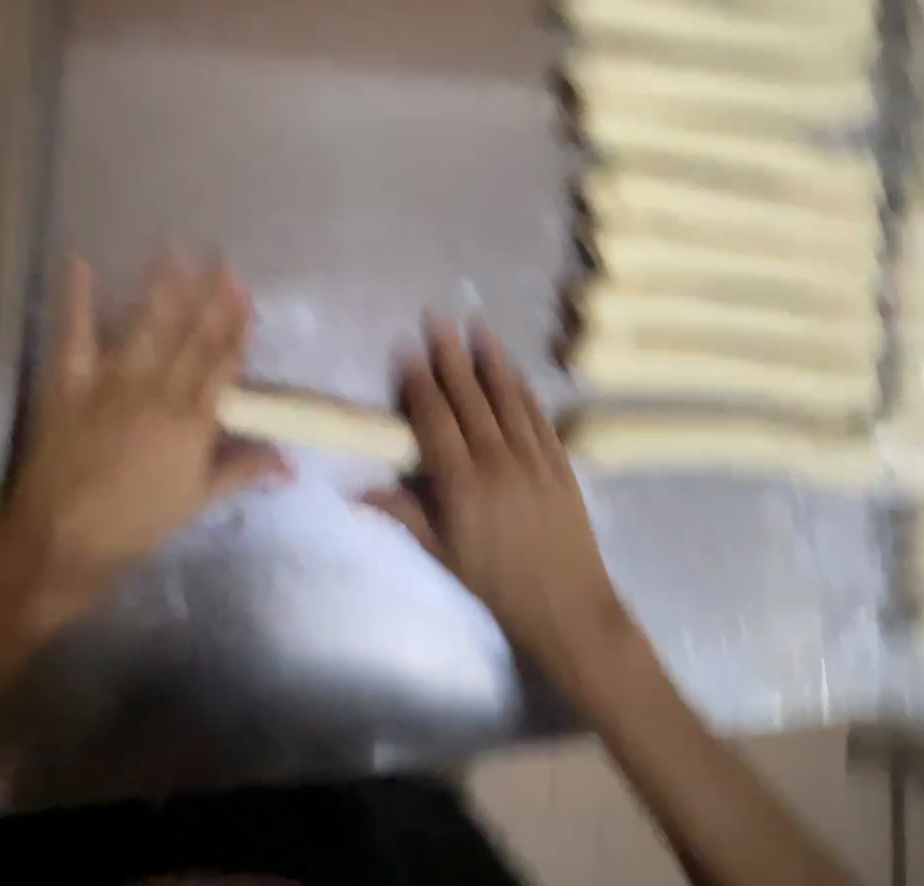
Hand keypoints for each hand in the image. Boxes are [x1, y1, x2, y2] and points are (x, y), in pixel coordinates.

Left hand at [0, 253, 287, 629]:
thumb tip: (290, 461)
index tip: (245, 293)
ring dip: (162, 288)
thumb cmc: (138, 524)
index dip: (236, 326)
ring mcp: (112, 383)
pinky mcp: (70, 383)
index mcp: (192, 421)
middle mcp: (158, 392)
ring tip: (175, 251)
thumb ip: (242, 471)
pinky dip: (77, 297)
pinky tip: (81, 261)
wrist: (63, 539)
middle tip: (221, 258)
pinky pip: (75, 333)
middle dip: (209, 296)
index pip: (222, 364)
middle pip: (191, 337)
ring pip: (145, 326)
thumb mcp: (198, 501)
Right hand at [363, 320, 627, 665]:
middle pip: (470, 399)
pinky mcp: (561, 462)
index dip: (418, 383)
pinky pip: (538, 416)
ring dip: (490, 361)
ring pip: (507, 399)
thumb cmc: (495, 582)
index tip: (406, 350)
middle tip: (437, 319)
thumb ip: (403, 514)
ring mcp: (534, 458)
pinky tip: (513, 370)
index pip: (435, 421)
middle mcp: (497, 462)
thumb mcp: (442, 553)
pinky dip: (523, 389)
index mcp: (462, 485)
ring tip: (476, 327)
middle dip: (450, 356)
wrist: (566, 604)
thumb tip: (356, 493)